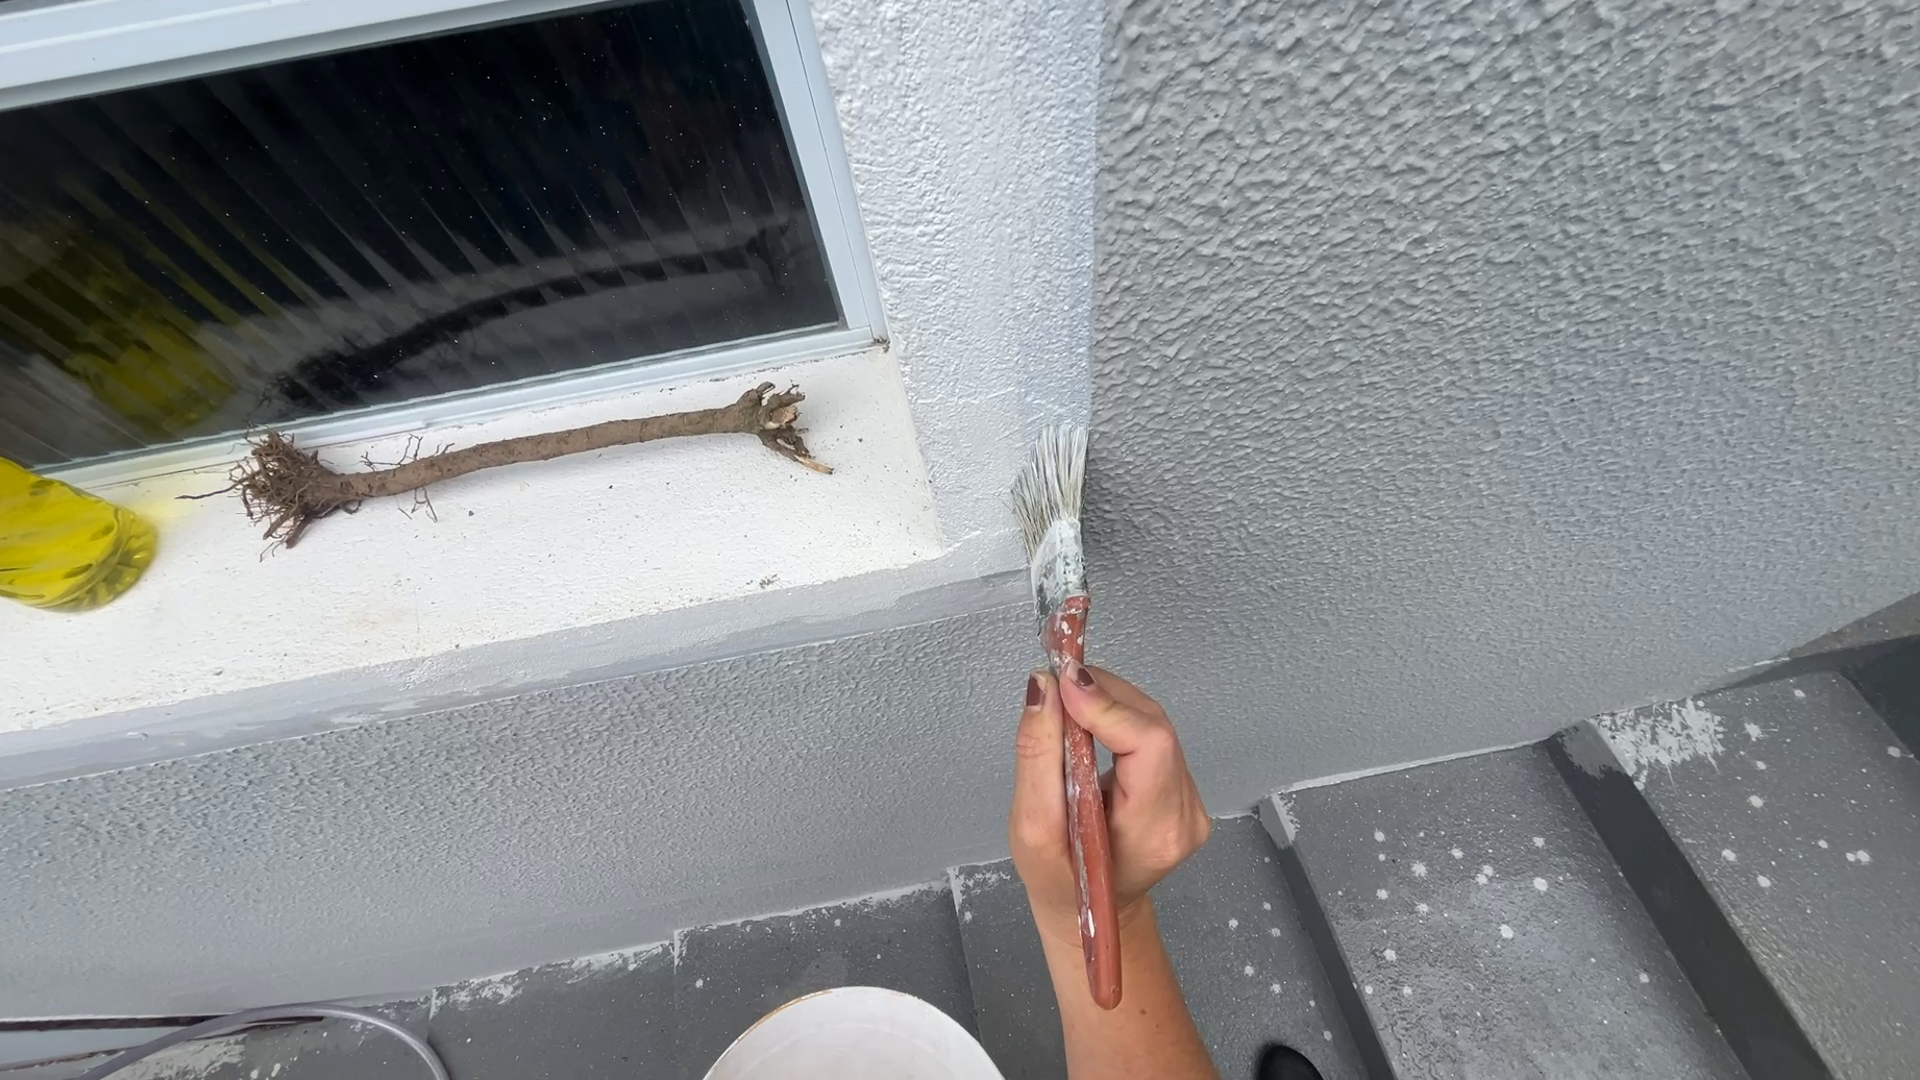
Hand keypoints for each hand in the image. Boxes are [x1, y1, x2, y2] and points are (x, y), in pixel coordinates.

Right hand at [1009, 662, 1211, 943]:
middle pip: (1153, 725)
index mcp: (1155, 832)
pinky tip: (1086, 714)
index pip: (1149, 744)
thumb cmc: (1059, 879)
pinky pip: (1151, 731)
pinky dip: (1116, 714)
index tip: (1063, 682)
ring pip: (1153, 722)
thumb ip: (1038, 756)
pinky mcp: (1181, 785)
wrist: (1090, 908)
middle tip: (1056, 680)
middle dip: (1102, 694)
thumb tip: (1043, 688)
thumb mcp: (1032, 828)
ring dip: (1107, 699)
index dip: (1107, 706)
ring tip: (1065, 695)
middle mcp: (1185, 813)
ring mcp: (1190, 799)